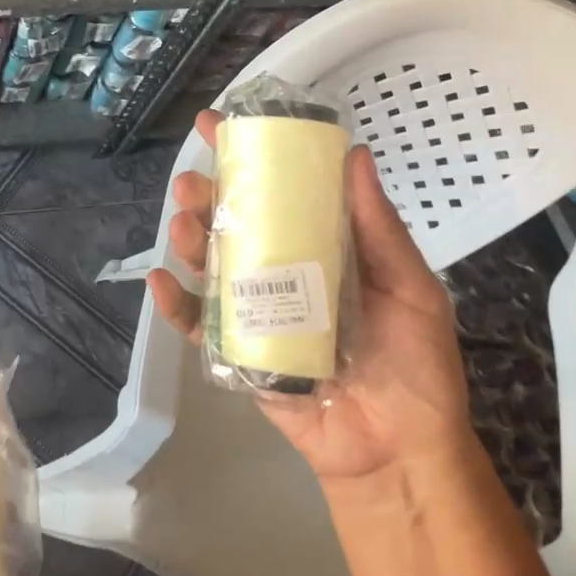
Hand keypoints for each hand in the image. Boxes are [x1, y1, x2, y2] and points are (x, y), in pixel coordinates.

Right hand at [147, 110, 473, 482]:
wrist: (399, 452)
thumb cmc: (415, 366)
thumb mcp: (411, 290)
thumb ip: (379, 229)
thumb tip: (355, 155)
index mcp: (321, 249)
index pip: (279, 192)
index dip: (246, 156)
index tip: (215, 123)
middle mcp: (283, 270)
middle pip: (233, 223)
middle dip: (205, 196)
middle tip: (191, 183)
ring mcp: (256, 310)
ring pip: (209, 264)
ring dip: (188, 239)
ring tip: (183, 224)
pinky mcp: (237, 351)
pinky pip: (198, 323)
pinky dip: (174, 302)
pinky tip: (160, 281)